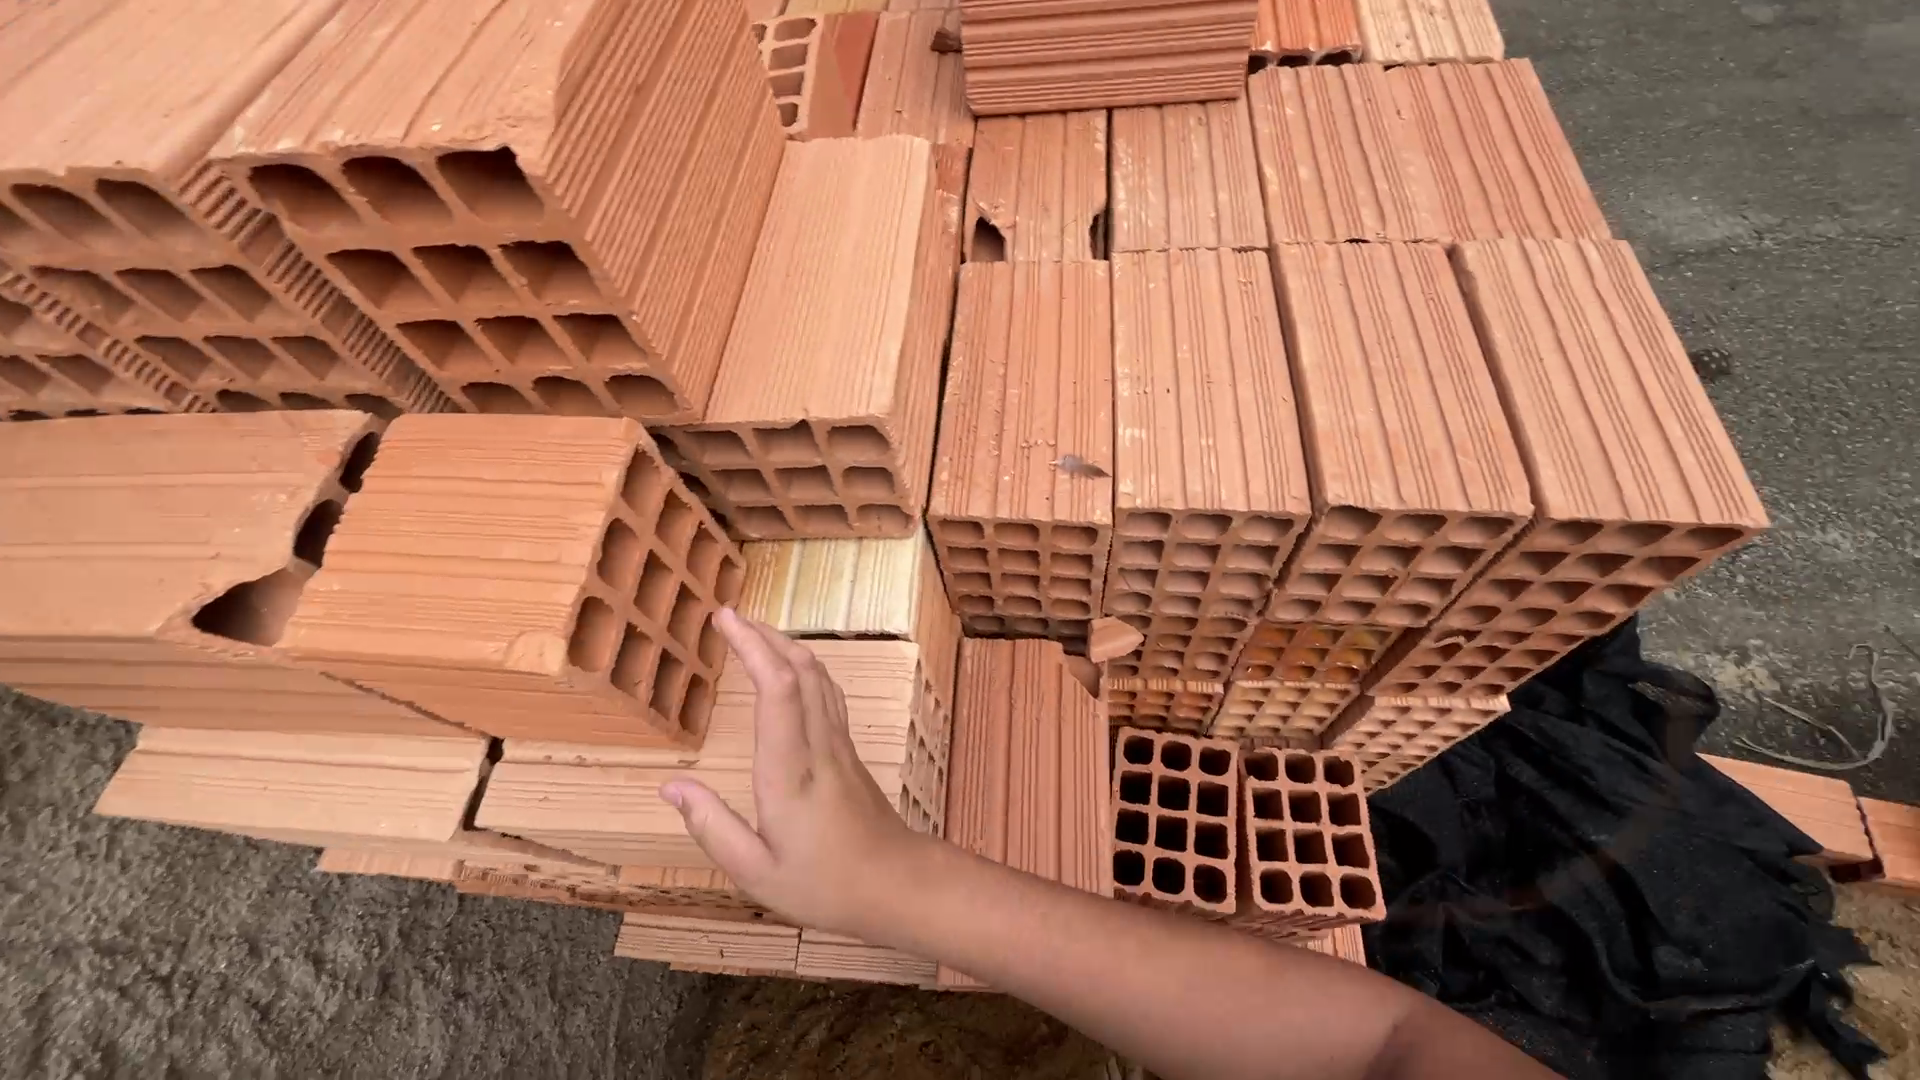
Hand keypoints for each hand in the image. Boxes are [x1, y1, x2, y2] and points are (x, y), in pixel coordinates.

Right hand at [659, 608, 927, 933]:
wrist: (896, 883)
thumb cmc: (824, 884)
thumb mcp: (756, 871)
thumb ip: (712, 826)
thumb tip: (670, 787)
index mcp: (790, 771)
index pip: (778, 690)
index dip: (753, 646)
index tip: (724, 620)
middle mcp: (818, 745)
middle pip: (800, 669)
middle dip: (764, 634)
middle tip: (728, 616)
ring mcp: (840, 743)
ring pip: (819, 676)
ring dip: (786, 645)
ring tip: (752, 633)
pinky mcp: (849, 748)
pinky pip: (828, 692)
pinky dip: (804, 667)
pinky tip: (790, 669)